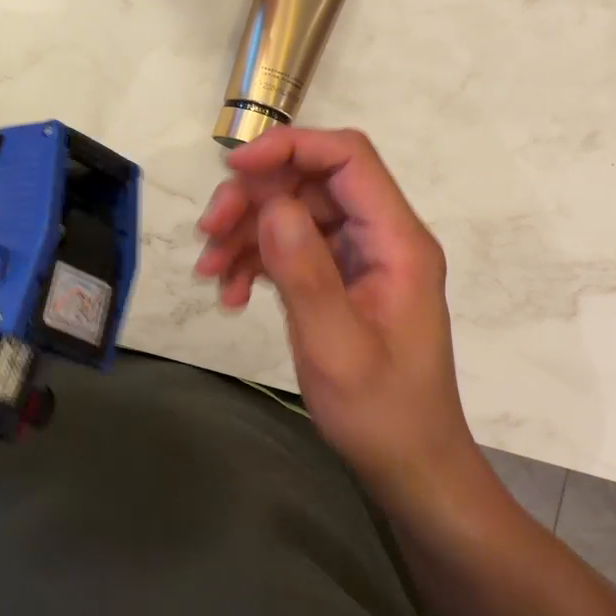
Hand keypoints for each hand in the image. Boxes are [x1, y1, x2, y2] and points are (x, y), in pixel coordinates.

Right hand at [194, 127, 476, 503]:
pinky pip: (285, 245)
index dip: (289, 148)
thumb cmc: (382, 412)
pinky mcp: (335, 277)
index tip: (233, 169)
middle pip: (307, 181)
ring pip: (289, 211)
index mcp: (396, 241)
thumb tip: (273, 206)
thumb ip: (307, 274)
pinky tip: (231, 295)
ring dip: (242, 233)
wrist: (407, 466)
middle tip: (207, 234)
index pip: (346, 158)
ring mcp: (356, 256)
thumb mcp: (338, 347)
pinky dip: (250, 261)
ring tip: (209, 273)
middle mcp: (378, 237)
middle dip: (251, 199)